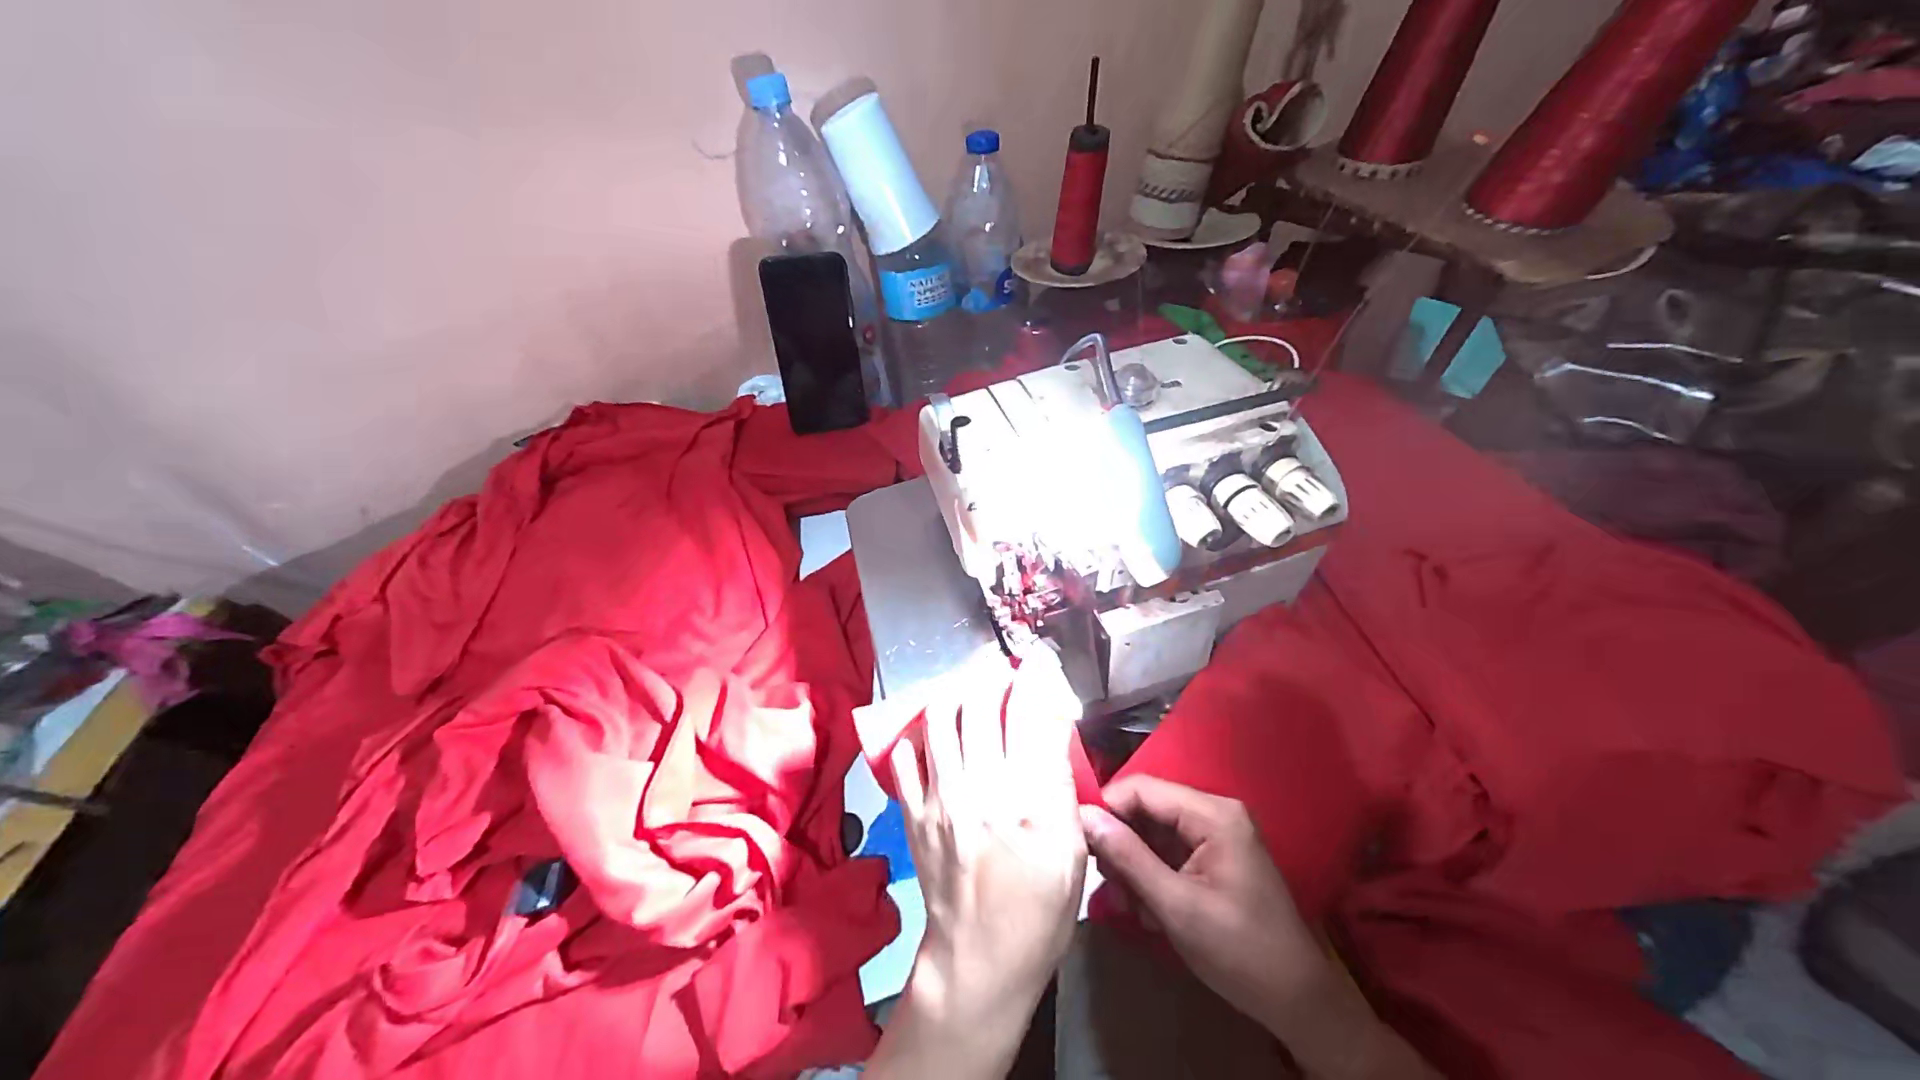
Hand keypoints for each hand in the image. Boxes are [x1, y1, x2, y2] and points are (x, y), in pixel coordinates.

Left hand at [865, 652, 1086, 1078]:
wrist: (979, 959)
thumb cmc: (1037, 910)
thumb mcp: (1071, 851)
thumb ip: (1059, 785)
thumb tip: (1051, 729)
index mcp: (1025, 800)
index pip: (1027, 715)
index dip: (1032, 679)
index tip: (1035, 663)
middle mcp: (978, 789)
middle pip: (977, 705)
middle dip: (989, 676)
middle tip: (999, 673)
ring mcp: (938, 799)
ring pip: (937, 719)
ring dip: (952, 693)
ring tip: (966, 690)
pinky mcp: (912, 814)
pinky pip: (904, 755)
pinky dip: (917, 734)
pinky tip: (933, 733)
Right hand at [1081, 776, 1435, 1079]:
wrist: (1298, 1001)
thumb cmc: (1240, 951)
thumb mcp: (1176, 906)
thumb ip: (1127, 857)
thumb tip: (1083, 816)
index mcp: (1213, 814)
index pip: (1141, 788)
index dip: (1106, 808)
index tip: (1079, 842)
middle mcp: (1214, 812)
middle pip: (1145, 809)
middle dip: (1121, 846)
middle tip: (1109, 886)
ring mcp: (1215, 834)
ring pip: (1151, 832)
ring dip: (1134, 867)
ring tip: (1132, 906)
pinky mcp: (1213, 856)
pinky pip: (1167, 851)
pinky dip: (1151, 876)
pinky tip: (1149, 910)